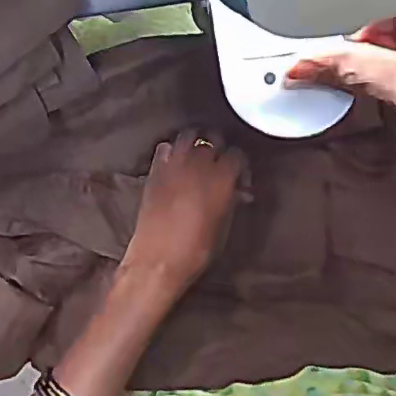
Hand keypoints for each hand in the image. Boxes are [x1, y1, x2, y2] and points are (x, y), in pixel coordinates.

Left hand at [121, 131, 245, 294]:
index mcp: (221, 179)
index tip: (240, 179)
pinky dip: (172, 150)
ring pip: (188, 135)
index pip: (237, 154)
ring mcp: (173, 165)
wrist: (157, 260)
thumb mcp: (223, 227)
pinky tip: (176, 163)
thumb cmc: (196, 250)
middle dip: (220, 149)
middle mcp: (198, 165)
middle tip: (220, 166)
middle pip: (213, 139)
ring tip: (198, 158)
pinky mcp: (154, 171)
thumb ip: (231, 201)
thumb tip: (239, 191)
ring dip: (196, 143)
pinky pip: (165, 147)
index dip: (241, 165)